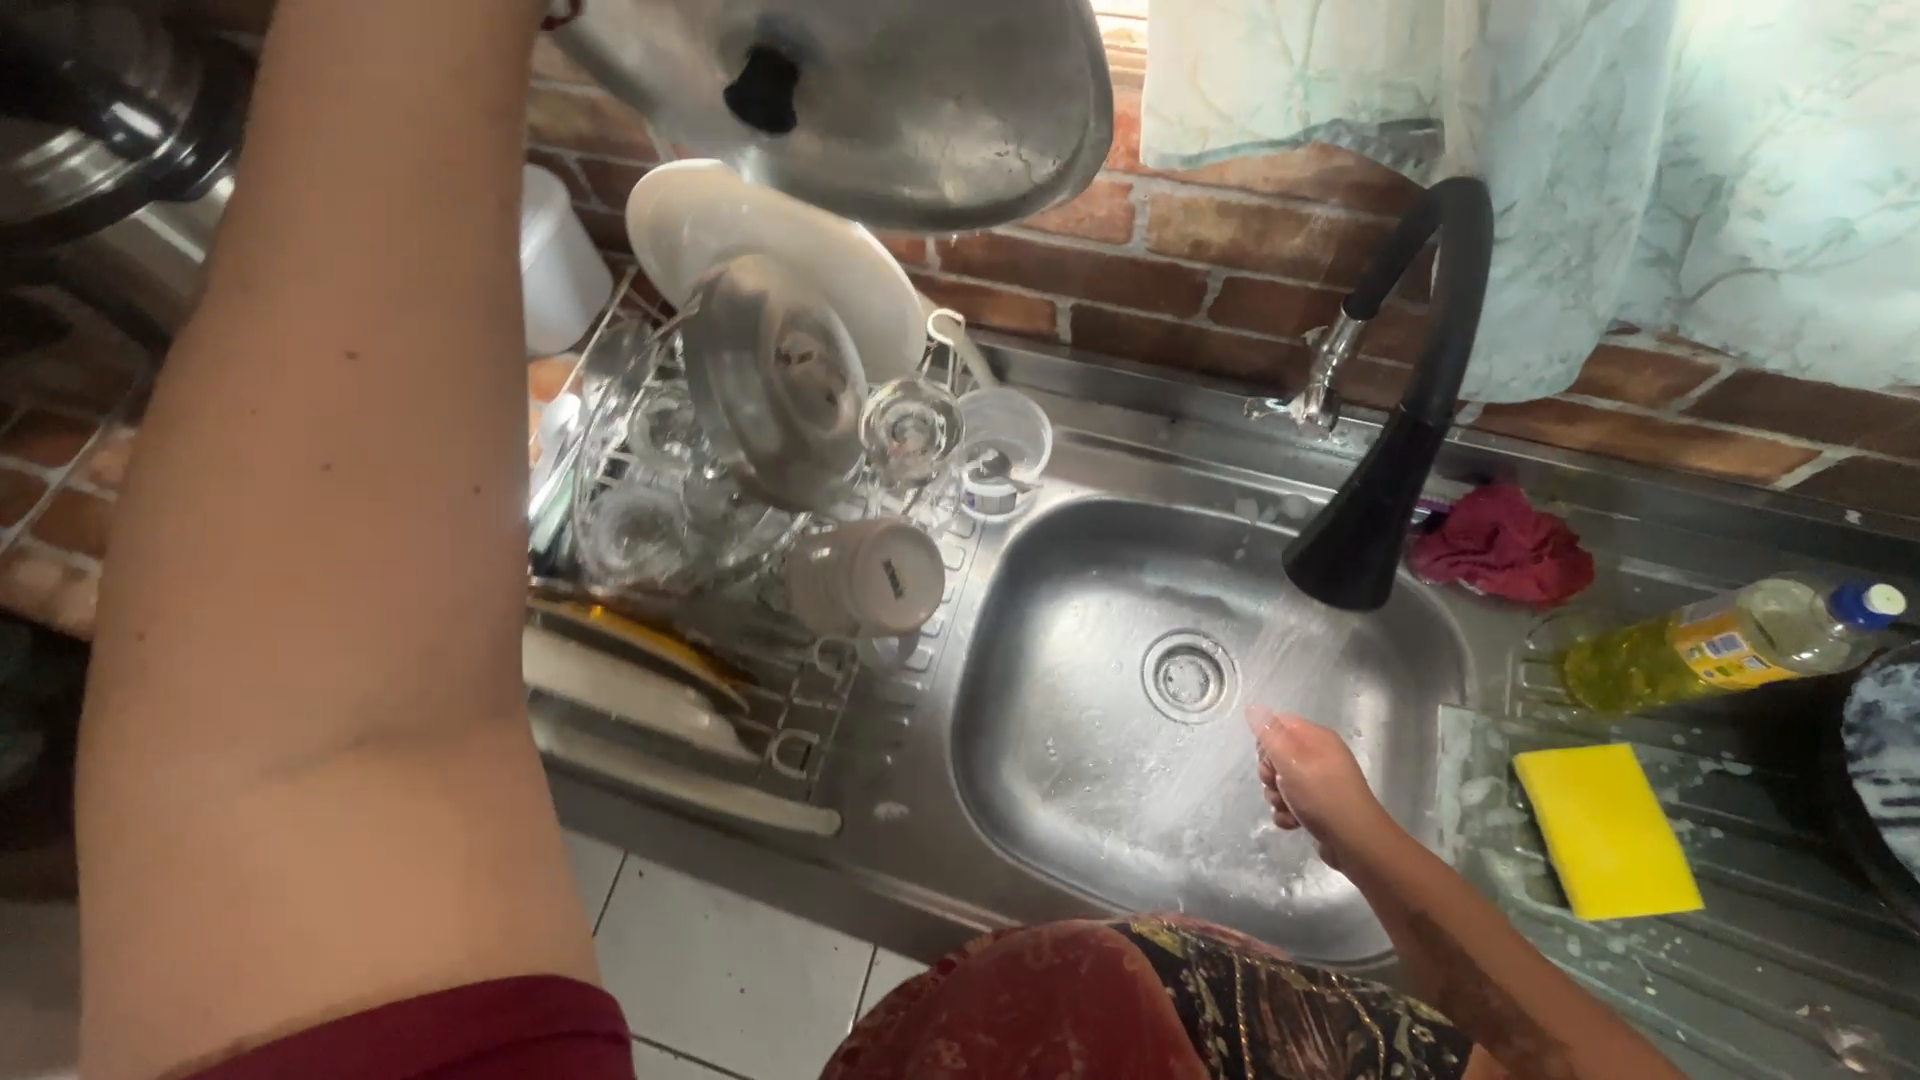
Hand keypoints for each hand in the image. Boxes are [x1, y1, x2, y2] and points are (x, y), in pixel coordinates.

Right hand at [1247, 706, 1390, 866]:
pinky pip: (1290, 802)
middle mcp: (1319, 756)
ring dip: (1276, 796)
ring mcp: (1318, 782)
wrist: (1356, 843)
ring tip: (1289, 807)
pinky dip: (1287, 812)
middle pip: (1276, 754)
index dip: (1266, 740)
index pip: (1279, 723)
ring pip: (1280, 782)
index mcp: (1316, 738)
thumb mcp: (1290, 760)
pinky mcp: (1317, 806)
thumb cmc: (1322, 796)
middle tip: (1279, 784)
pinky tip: (1294, 821)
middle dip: (1269, 773)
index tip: (1267, 758)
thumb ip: (1269, 733)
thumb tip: (1253, 706)